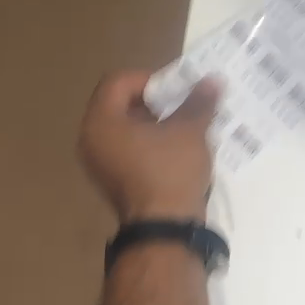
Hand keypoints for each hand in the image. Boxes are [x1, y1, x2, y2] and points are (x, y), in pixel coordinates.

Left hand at [78, 71, 219, 222]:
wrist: (165, 225)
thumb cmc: (171, 171)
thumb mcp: (190, 131)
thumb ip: (198, 102)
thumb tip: (212, 80)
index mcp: (101, 122)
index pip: (119, 82)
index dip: (152, 79)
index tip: (180, 91)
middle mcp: (92, 139)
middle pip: (121, 104)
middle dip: (156, 101)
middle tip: (186, 106)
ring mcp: (100, 161)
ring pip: (127, 128)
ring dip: (156, 122)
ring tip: (186, 127)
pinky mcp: (114, 178)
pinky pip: (129, 148)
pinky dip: (151, 142)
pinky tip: (178, 150)